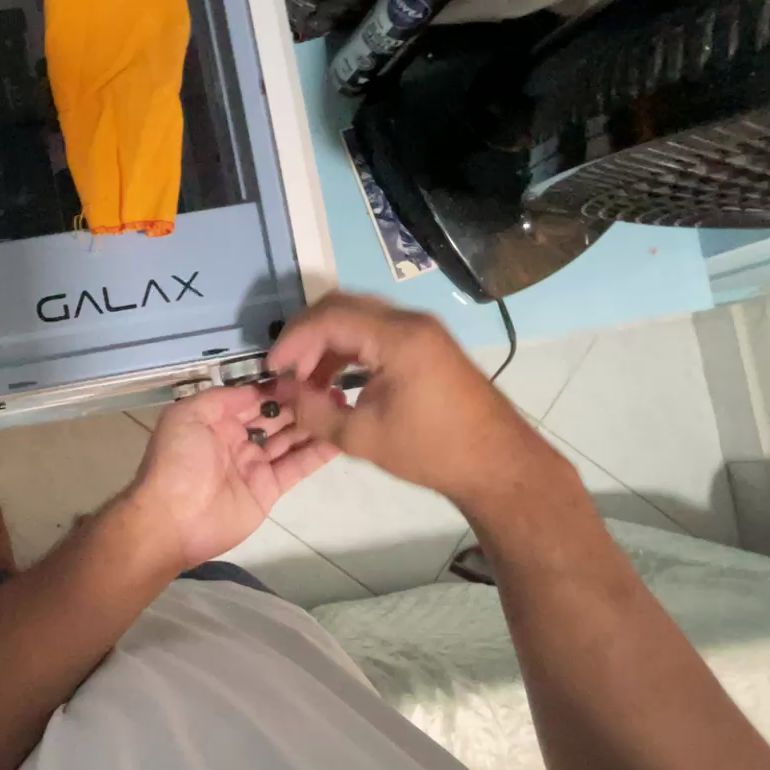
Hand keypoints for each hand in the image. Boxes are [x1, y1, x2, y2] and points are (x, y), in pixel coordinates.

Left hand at [120, 384, 337, 569]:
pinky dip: (319, 452)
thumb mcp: (187, 416)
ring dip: (314, 422)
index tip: (308, 371)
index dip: (278, 386)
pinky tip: (340, 434)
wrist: (174, 520)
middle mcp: (237, 439)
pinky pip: (298, 466)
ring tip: (343, 404)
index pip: (253, 397)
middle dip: (300, 402)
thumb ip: (222, 397)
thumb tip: (259, 388)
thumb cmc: (177, 462)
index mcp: (215, 420)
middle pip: (275, 416)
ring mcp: (254, 464)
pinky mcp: (269, 489)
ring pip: (290, 438)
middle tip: (334, 385)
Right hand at [267, 293, 567, 511]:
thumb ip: (313, 411)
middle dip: (305, 335)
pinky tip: (335, 379)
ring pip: (357, 316)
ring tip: (307, 380)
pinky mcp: (426, 343)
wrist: (496, 464)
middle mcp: (410, 322)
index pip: (329, 318)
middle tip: (286, 369)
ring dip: (325, 342)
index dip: (293, 340)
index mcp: (398, 338)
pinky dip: (347, 348)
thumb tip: (283, 393)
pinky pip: (375, 330)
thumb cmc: (431, 451)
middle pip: (342, 306)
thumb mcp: (361, 437)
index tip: (273, 370)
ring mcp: (421, 330)